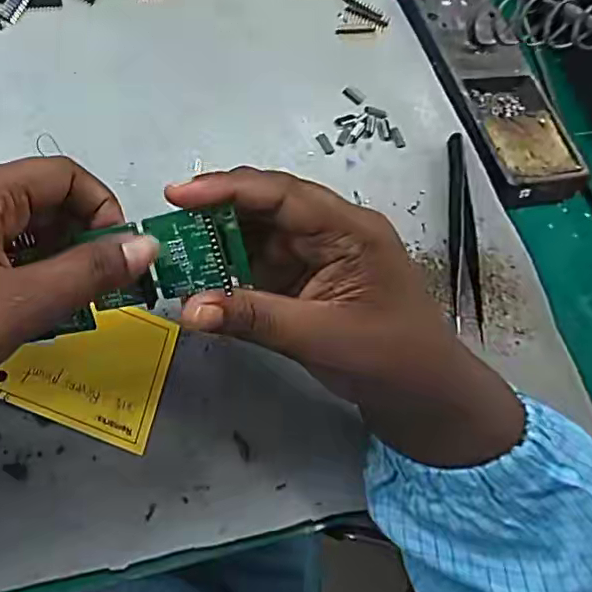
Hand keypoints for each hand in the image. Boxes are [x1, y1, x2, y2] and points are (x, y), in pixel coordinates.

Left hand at [0, 157, 158, 507]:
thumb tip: (145, 246)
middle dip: (80, 239)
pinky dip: (23, 271)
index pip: (64, 175)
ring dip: (53, 260)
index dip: (103, 209)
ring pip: (20, 227)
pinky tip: (30, 310)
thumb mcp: (20, 304)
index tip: (119, 257)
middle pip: (43, 199)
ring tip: (69, 306)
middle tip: (101, 290)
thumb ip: (88, 272)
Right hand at [165, 167, 522, 466]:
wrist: (426, 402)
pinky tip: (196, 271)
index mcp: (349, 229)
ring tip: (171, 245)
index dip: (227, 189)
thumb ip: (254, 318)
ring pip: (253, 231)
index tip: (178, 194)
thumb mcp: (322, 338)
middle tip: (165, 219)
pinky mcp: (297, 277)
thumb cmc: (392, 361)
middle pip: (263, 205)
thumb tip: (188, 310)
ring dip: (214, 238)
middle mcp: (328, 231)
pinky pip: (253, 261)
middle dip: (213, 209)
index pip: (282, 194)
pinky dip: (223, 266)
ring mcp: (311, 253)